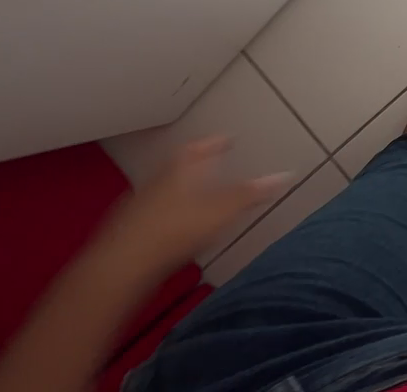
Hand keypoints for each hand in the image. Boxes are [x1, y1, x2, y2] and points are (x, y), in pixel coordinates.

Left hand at [101, 137, 286, 270]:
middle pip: (179, 165)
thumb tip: (287, 173)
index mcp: (182, 168)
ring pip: (164, 188)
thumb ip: (253, 192)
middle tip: (212, 164)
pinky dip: (165, 212)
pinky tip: (172, 227)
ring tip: (196, 195)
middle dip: (197, 165)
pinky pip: (151, 212)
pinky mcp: (125, 231)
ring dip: (180, 189)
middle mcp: (158, 180)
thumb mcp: (223, 210)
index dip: (215, 142)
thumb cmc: (176, 230)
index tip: (227, 139)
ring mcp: (138, 205)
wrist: (119, 268)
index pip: (200, 147)